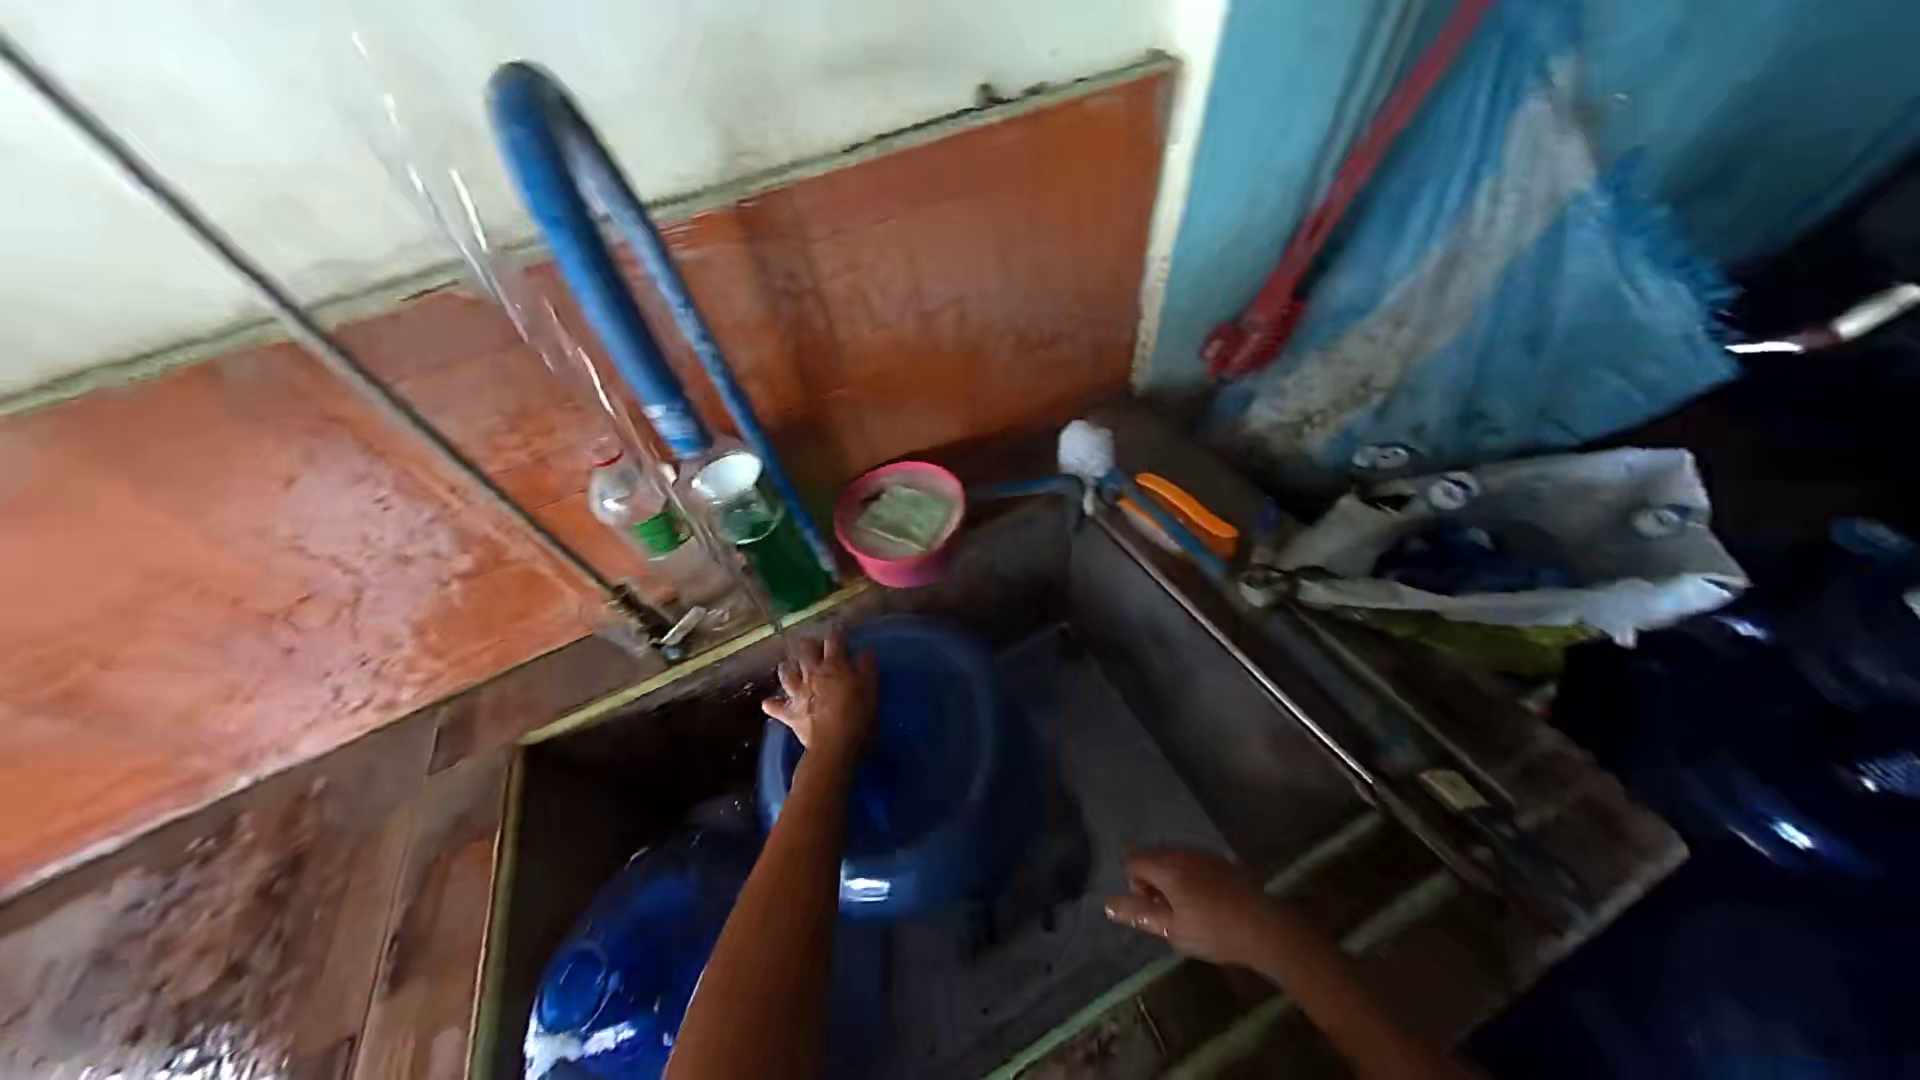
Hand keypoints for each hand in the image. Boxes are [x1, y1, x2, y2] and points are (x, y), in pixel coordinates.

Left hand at [762, 629, 876, 762]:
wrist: (834, 745)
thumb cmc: (857, 715)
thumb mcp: (870, 689)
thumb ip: (867, 668)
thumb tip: (866, 652)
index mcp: (834, 665)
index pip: (834, 640)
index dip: (837, 633)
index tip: (840, 630)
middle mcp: (812, 673)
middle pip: (805, 650)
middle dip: (808, 644)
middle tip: (814, 645)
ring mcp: (798, 693)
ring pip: (786, 673)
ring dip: (787, 669)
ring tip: (789, 667)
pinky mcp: (790, 713)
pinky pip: (776, 707)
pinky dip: (772, 705)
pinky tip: (769, 703)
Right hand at [1104, 849, 1276, 967]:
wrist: (1265, 928)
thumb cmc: (1214, 932)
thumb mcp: (1172, 929)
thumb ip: (1138, 914)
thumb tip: (1107, 903)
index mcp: (1167, 869)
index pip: (1134, 863)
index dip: (1135, 887)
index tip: (1153, 910)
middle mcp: (1182, 854)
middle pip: (1154, 859)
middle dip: (1154, 883)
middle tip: (1170, 913)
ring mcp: (1204, 855)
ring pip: (1176, 861)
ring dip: (1173, 880)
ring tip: (1190, 909)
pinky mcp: (1223, 862)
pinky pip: (1196, 864)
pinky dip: (1193, 878)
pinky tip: (1210, 902)